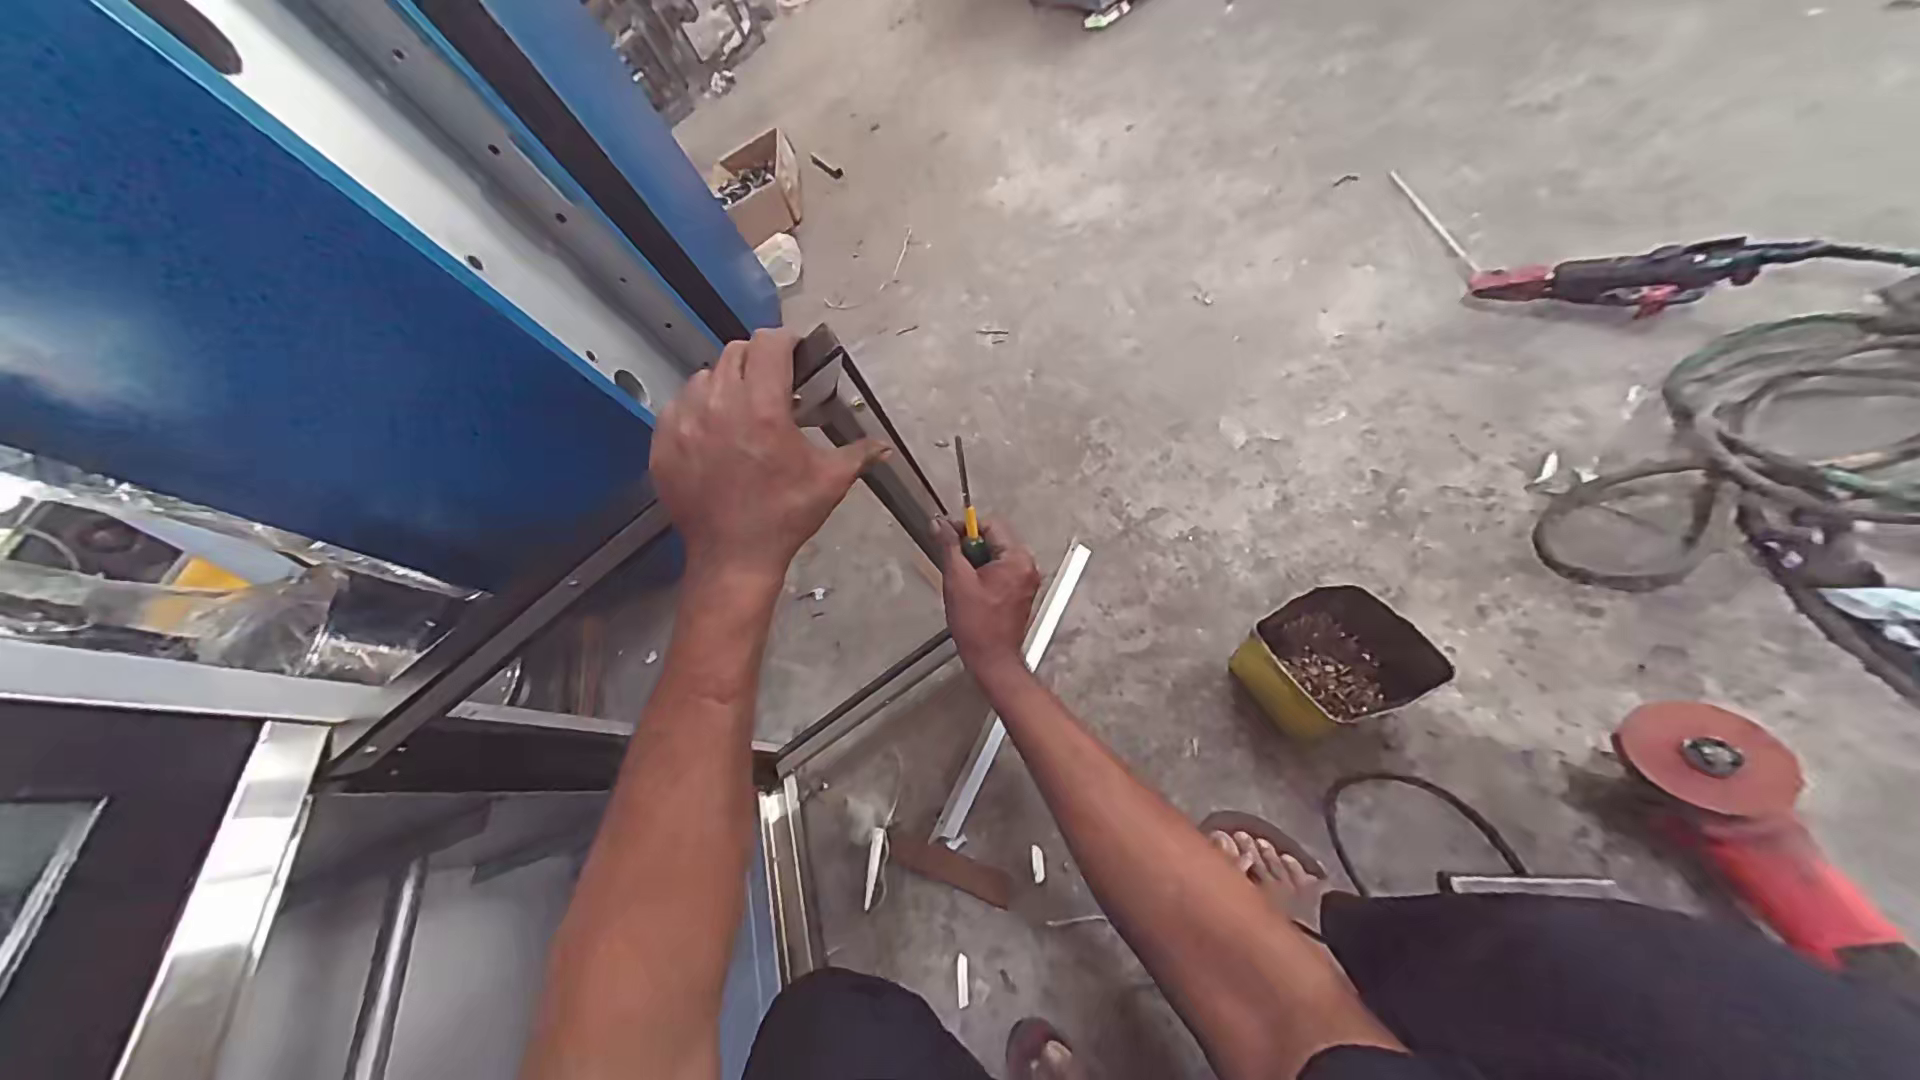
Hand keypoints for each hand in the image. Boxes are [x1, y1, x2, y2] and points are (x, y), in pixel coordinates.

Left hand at [651, 329, 888, 587]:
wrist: (733, 556)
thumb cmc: (786, 515)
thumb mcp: (830, 482)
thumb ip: (859, 454)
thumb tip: (885, 446)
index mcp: (763, 408)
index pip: (769, 343)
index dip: (786, 342)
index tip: (795, 356)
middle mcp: (719, 404)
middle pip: (735, 353)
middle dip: (758, 363)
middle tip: (773, 388)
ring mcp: (684, 421)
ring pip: (705, 377)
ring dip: (727, 384)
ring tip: (742, 413)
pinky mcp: (662, 441)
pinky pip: (679, 405)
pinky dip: (698, 410)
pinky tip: (713, 435)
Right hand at [934, 516, 1040, 673]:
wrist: (991, 659)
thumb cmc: (979, 627)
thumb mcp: (957, 579)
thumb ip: (949, 547)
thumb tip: (940, 525)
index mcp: (1017, 559)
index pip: (990, 524)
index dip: (965, 527)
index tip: (947, 533)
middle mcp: (1026, 567)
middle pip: (995, 539)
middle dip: (970, 546)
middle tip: (953, 562)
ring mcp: (1025, 580)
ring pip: (996, 555)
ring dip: (975, 561)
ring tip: (962, 581)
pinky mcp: (1020, 592)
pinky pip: (1000, 571)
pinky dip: (983, 574)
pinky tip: (970, 590)